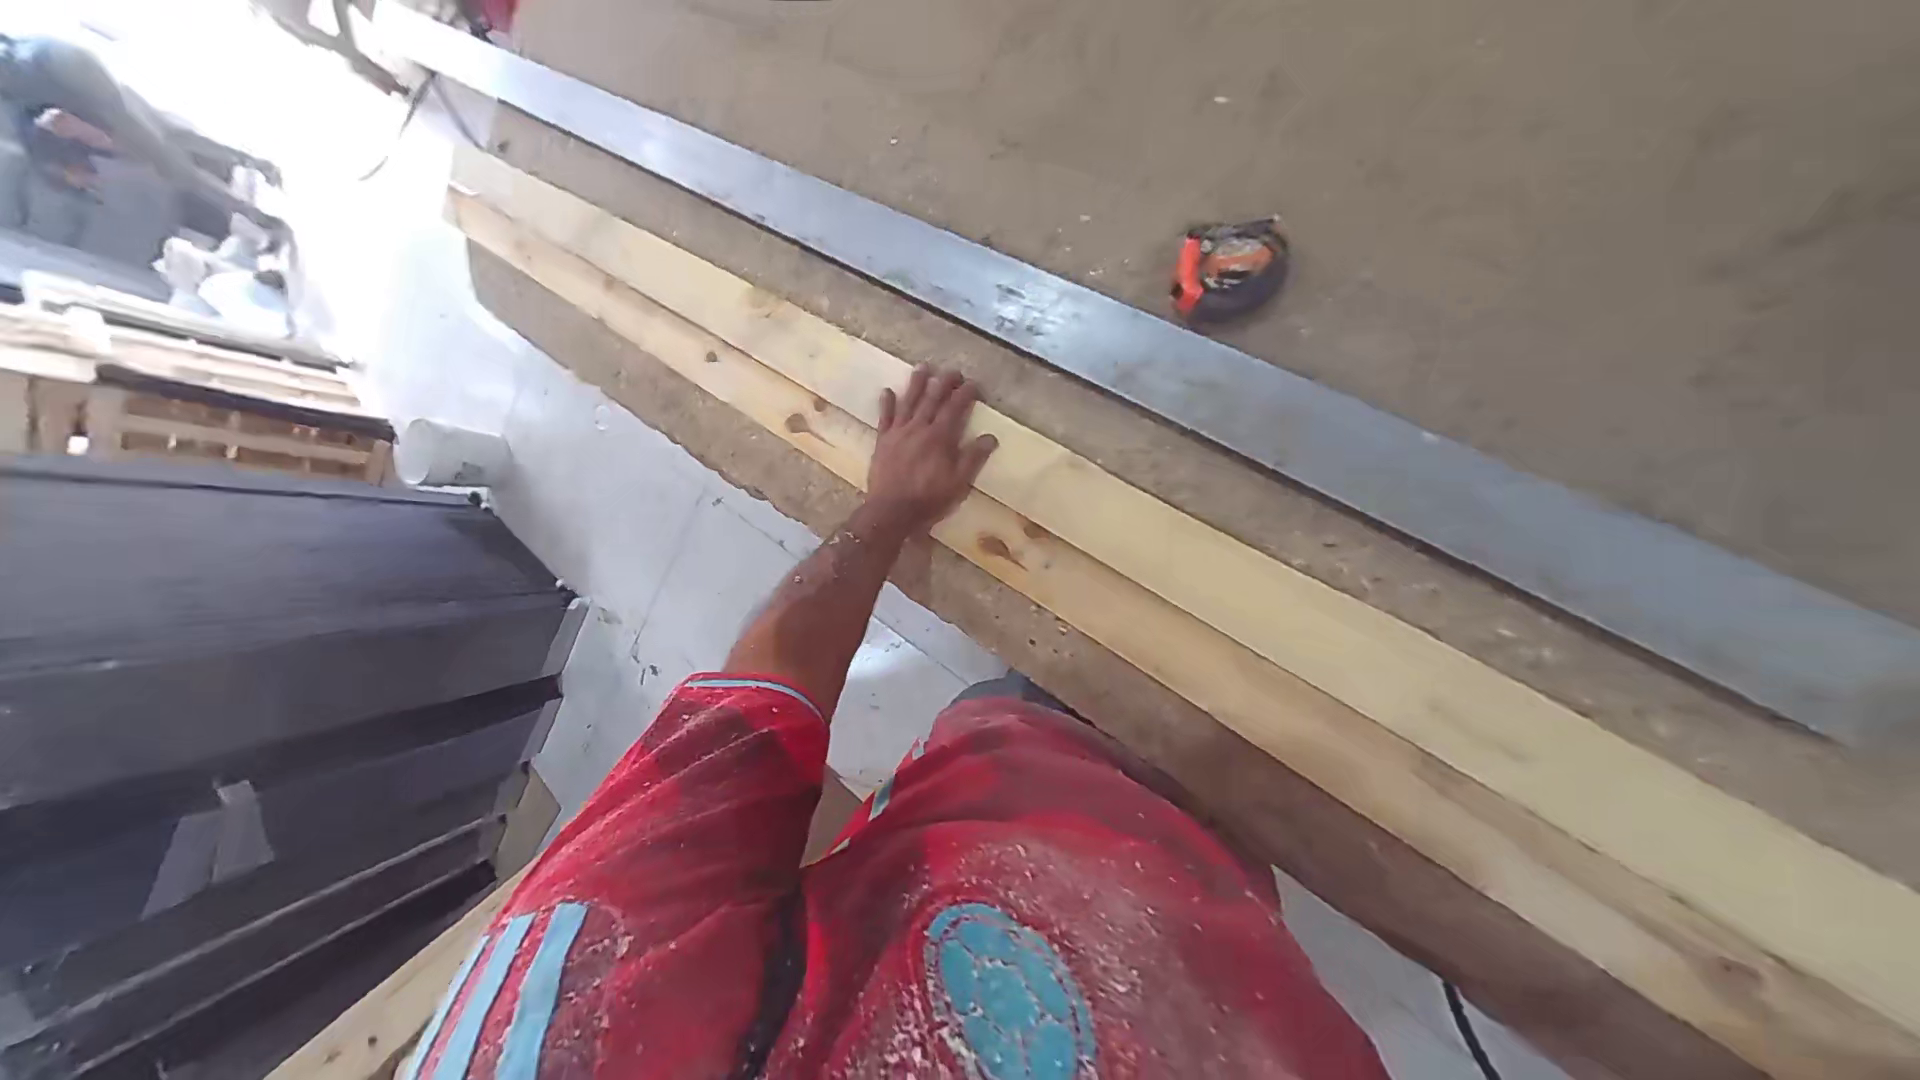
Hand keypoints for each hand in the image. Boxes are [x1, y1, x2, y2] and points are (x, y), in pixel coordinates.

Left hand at [865, 366, 996, 535]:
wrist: (891, 511)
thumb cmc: (929, 499)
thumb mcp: (959, 483)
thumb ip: (973, 458)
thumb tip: (990, 438)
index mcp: (940, 437)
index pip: (956, 407)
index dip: (966, 393)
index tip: (974, 384)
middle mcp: (919, 428)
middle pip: (933, 398)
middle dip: (944, 382)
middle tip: (953, 370)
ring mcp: (899, 432)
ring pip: (909, 401)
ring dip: (917, 383)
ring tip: (923, 367)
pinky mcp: (883, 441)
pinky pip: (885, 417)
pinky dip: (887, 403)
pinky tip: (888, 391)